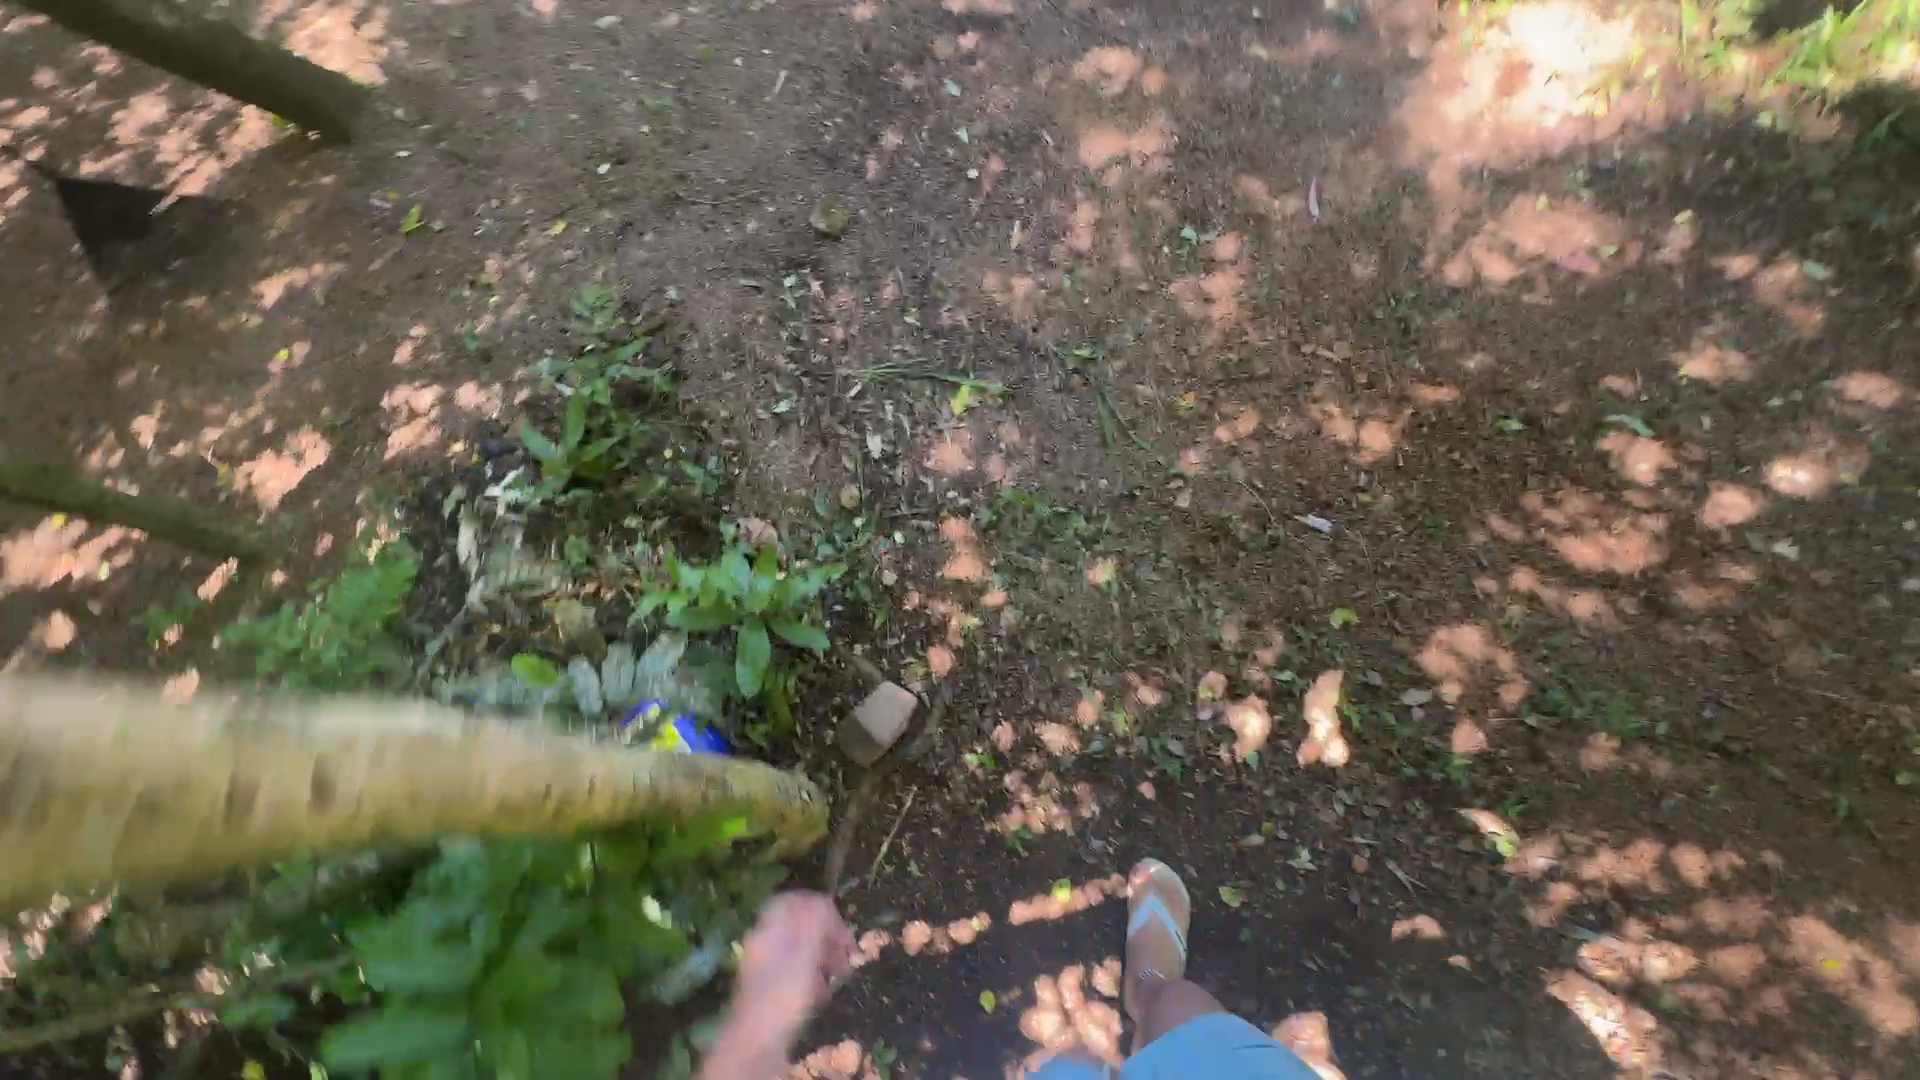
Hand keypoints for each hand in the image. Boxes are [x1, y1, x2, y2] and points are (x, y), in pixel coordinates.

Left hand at [729, 891, 854, 1046]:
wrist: (755, 1045)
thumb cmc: (783, 994)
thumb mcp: (805, 952)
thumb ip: (816, 922)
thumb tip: (824, 902)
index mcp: (769, 928)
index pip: (793, 900)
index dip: (818, 906)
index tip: (838, 924)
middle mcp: (764, 943)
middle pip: (799, 925)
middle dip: (826, 935)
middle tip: (845, 953)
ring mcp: (765, 968)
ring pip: (800, 950)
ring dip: (823, 958)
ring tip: (838, 974)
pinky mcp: (770, 992)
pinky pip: (796, 973)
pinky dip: (813, 978)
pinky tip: (823, 993)